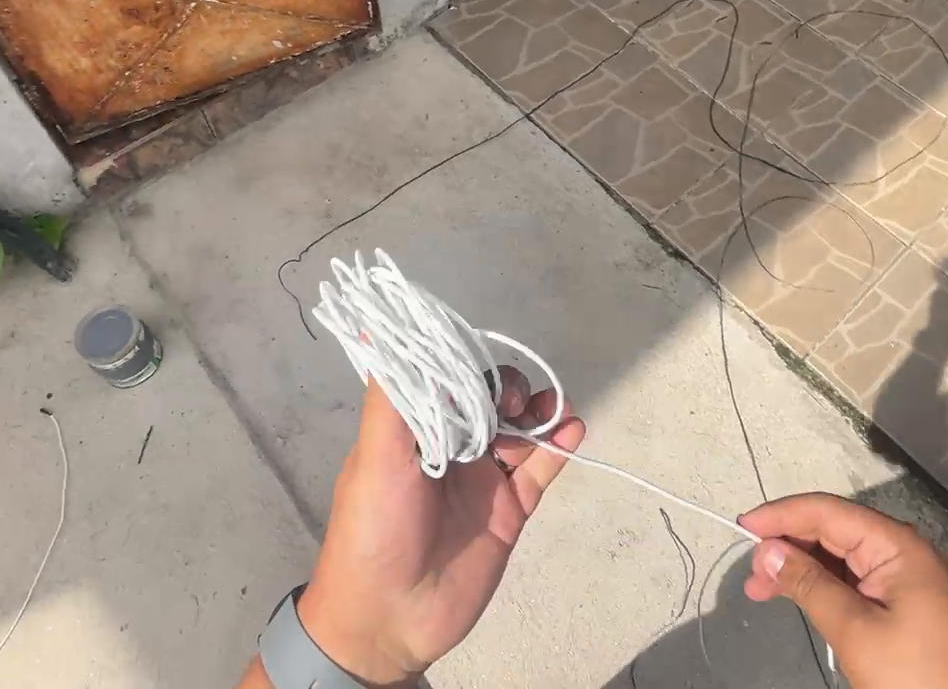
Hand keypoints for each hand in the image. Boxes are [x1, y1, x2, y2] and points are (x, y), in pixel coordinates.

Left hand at [295, 368, 585, 686]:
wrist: (389, 619)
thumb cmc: (374, 527)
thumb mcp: (376, 455)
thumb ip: (391, 396)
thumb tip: (377, 327)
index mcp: (418, 427)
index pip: (450, 378)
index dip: (470, 364)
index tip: (482, 364)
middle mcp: (452, 445)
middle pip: (491, 399)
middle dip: (508, 388)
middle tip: (513, 401)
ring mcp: (484, 478)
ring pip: (520, 430)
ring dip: (540, 411)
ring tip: (554, 409)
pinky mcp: (510, 511)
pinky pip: (541, 470)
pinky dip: (559, 447)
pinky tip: (572, 428)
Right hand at [739, 493, 947, 688]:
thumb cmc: (919, 679)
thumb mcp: (856, 632)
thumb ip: (808, 584)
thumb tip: (767, 549)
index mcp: (897, 545)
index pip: (826, 511)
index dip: (780, 514)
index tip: (742, 527)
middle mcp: (903, 552)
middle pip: (832, 531)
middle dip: (787, 545)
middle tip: (752, 575)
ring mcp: (908, 580)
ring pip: (840, 557)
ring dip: (801, 568)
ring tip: (763, 590)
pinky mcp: (909, 607)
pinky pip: (855, 581)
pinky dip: (823, 587)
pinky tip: (799, 597)